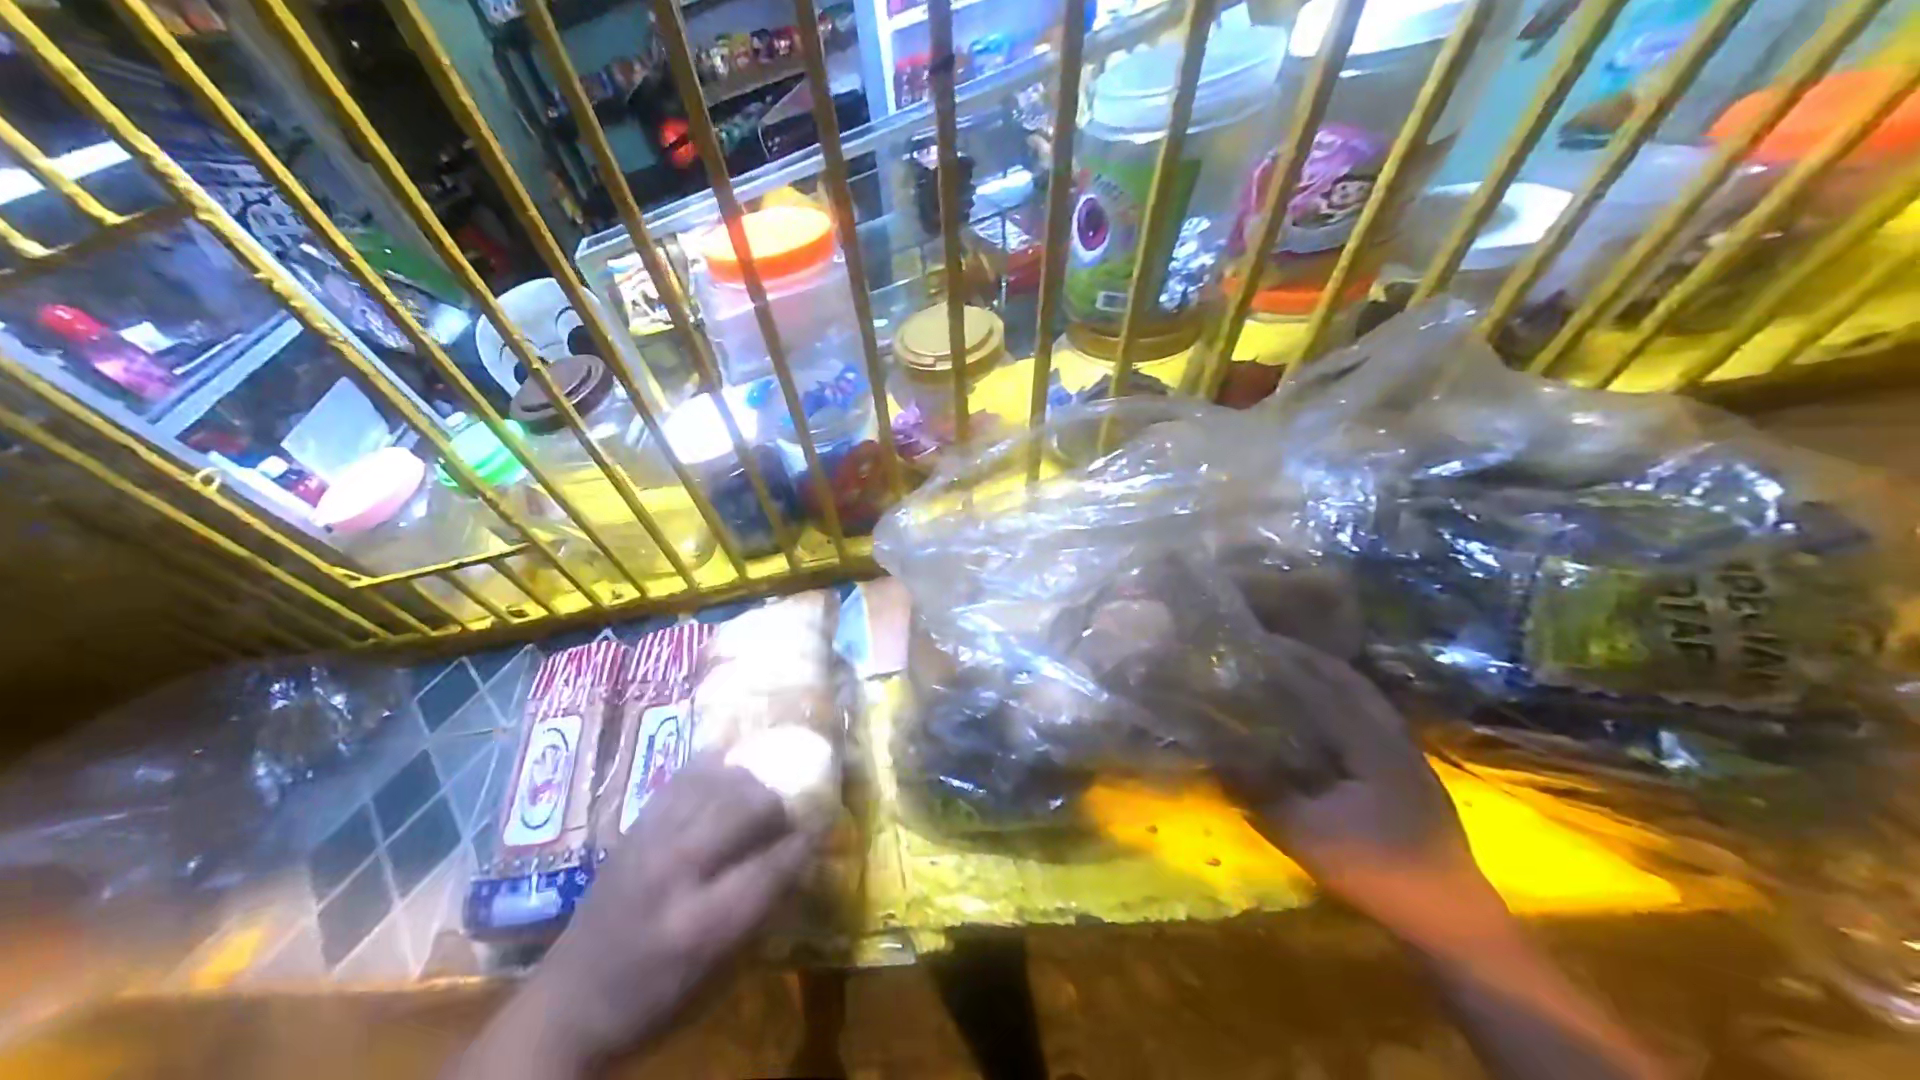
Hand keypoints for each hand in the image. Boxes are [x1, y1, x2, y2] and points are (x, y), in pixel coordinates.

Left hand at [459, 759, 817, 1076]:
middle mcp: (679, 870)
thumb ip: (766, 911)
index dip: (808, 839)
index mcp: (705, 924)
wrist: (571, 1001)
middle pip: (749, 806)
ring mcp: (652, 840)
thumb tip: (803, 858)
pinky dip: (715, 768)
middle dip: (782, 804)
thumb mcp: (723, 975)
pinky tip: (731, 768)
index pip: (776, 863)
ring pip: (719, 783)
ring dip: (752, 782)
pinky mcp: (634, 826)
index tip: (827, 823)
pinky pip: (683, 777)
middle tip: (794, 810)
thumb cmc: (658, 1001)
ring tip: (765, 791)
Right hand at [1220, 642, 1670, 1079]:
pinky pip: (1369, 720)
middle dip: (1310, 660)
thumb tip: (1214, 754)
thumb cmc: (1374, 866)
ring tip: (1291, 671)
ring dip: (1329, 679)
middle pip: (1351, 682)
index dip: (1290, 657)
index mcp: (1370, 739)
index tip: (1256, 638)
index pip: (1325, 681)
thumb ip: (1257, 789)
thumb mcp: (1302, 831)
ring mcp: (1407, 755)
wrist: (1448, 914)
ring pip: (1365, 700)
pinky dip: (1341, 704)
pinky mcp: (1409, 775)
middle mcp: (1393, 735)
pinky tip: (1322, 717)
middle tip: (1270, 648)